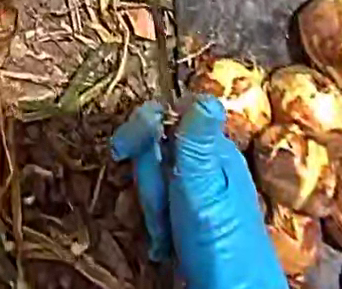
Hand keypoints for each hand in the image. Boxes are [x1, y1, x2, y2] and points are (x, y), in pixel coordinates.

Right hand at [111, 96, 285, 288]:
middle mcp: (206, 163)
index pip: (168, 111)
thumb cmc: (220, 246)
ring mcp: (197, 192)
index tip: (121, 149)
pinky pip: (158, 202)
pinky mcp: (188, 219)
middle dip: (148, 175)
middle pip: (157, 142)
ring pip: (154, 174)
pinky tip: (161, 244)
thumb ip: (198, 141)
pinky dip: (154, 222)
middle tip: (159, 209)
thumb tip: (206, 96)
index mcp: (213, 148)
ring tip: (164, 235)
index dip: (142, 124)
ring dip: (150, 203)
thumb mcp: (205, 189)